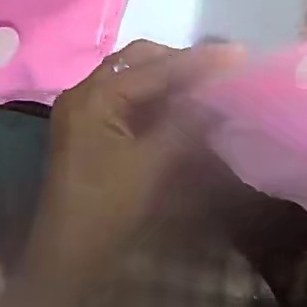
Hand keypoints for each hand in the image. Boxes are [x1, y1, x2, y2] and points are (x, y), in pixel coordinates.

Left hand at [27, 40, 244, 273]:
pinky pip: (124, 100)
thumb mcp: (152, 164)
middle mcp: (83, 94)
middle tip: (220, 69)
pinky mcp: (88, 129)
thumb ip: (185, 124)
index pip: (152, 68)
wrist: (68, 253)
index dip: (196, 61)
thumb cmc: (108, 208)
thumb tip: (217, 97)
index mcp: (94, 98)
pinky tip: (181, 106)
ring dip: (167, 79)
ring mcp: (83, 111)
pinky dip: (153, 99)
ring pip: (130, 79)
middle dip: (179, 63)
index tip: (237, 54)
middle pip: (137, 62)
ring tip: (207, 84)